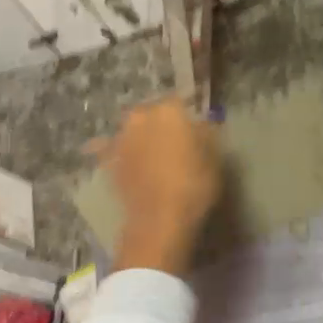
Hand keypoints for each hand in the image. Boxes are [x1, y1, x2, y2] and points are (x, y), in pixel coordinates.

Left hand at [104, 99, 221, 275]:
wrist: (158, 219)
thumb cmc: (194, 187)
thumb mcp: (214, 160)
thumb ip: (207, 136)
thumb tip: (202, 124)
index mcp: (169, 111)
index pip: (181, 103)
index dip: (188, 117)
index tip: (195, 130)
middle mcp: (140, 116)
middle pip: (153, 114)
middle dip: (162, 126)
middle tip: (175, 146)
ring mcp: (120, 137)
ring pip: (135, 131)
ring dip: (143, 139)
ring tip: (155, 160)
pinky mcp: (108, 160)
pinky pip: (119, 151)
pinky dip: (126, 156)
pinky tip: (135, 169)